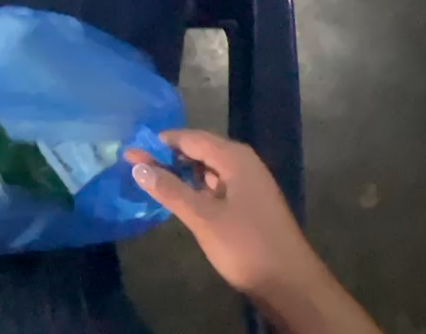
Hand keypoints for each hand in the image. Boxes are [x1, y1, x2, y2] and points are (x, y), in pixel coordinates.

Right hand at [124, 129, 321, 297]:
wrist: (293, 287)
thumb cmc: (247, 246)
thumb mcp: (203, 218)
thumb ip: (170, 190)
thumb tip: (137, 165)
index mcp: (234, 157)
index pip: (190, 138)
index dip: (159, 143)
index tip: (131, 151)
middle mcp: (243, 163)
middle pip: (199, 150)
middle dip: (168, 157)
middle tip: (137, 166)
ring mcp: (249, 184)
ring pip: (208, 169)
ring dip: (182, 173)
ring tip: (153, 180)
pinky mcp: (250, 204)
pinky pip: (217, 186)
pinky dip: (197, 189)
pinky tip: (182, 200)